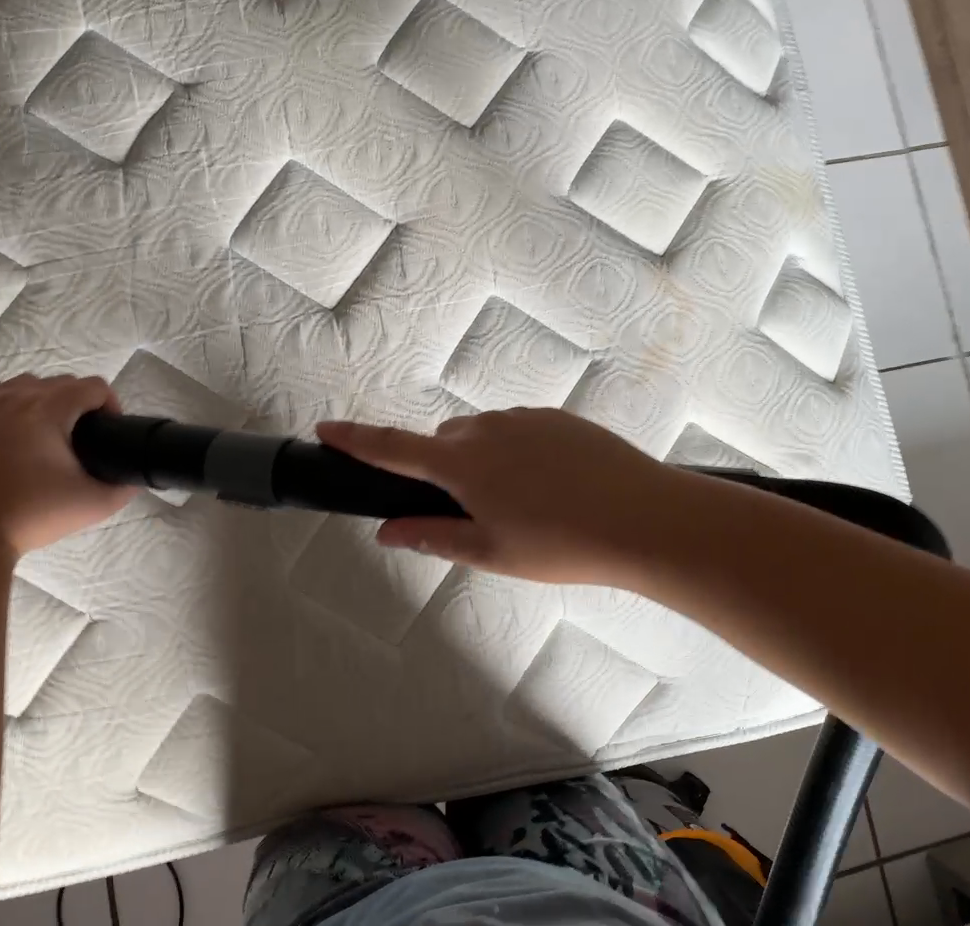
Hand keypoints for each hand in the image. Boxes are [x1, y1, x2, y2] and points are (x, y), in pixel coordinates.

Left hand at [0, 375, 136, 556]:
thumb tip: (134, 479)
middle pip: (63, 383)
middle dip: (81, 405)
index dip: (112, 406)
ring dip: (48, 401)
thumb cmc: (31, 515)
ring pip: (29, 384)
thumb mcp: (93, 505)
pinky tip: (16, 428)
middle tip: (85, 443)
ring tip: (52, 437)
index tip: (110, 434)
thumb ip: (124, 488)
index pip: (94, 386)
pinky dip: (12, 403)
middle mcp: (16, 397)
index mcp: (47, 409)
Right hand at [316, 408, 687, 586]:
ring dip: (480, 461)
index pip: (392, 447)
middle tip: (473, 513)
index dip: (355, 439)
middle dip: (440, 469)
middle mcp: (486, 429)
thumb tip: (387, 530)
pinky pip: (517, 430)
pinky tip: (550, 486)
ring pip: (481, 435)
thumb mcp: (490, 552)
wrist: (643, 517)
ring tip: (522, 505)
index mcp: (461, 463)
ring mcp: (524, 418)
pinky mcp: (557, 418)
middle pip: (441, 443)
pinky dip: (515, 452)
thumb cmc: (560, 544)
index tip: (325, 428)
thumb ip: (433, 536)